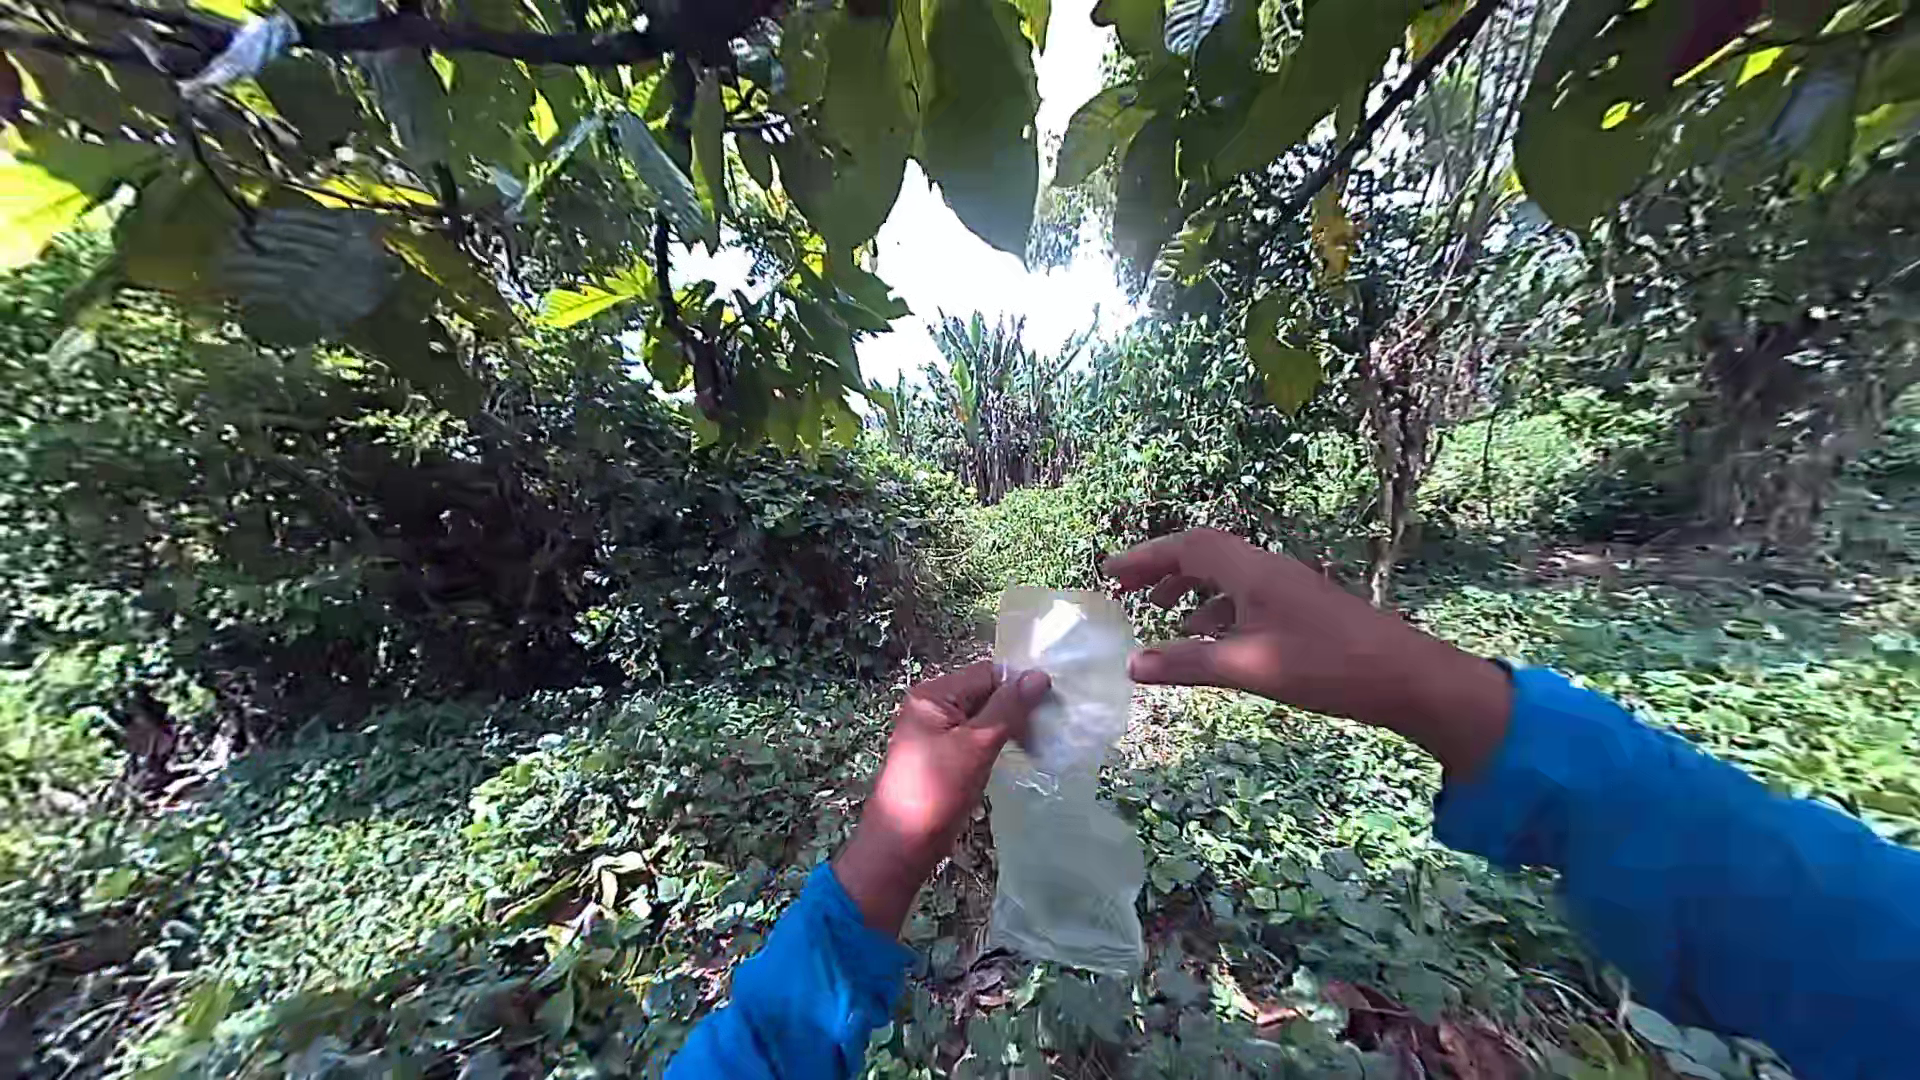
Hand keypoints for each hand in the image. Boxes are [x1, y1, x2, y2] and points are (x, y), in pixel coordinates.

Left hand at [834, 661, 1050, 934]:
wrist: (902, 846)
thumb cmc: (938, 790)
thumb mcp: (976, 744)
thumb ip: (1007, 708)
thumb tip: (1039, 675)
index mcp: (934, 695)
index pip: (987, 674)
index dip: (1018, 686)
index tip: (1050, 706)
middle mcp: (933, 706)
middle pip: (985, 692)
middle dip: (1016, 707)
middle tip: (1046, 731)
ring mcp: (937, 731)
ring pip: (984, 716)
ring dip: (1010, 726)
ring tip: (1036, 746)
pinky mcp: (944, 755)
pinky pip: (976, 737)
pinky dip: (997, 742)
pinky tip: (1018, 755)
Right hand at [1102, 529, 1510, 777]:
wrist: (1411, 680)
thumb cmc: (1328, 668)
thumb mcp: (1249, 667)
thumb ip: (1187, 664)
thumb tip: (1131, 666)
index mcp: (1251, 572)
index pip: (1185, 547)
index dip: (1143, 557)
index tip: (1108, 573)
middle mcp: (1264, 568)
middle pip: (1200, 552)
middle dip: (1158, 567)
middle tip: (1125, 589)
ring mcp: (1284, 585)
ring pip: (1221, 573)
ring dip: (1185, 585)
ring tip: (1158, 610)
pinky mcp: (1297, 605)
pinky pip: (1241, 593)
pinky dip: (1213, 607)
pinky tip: (1206, 635)